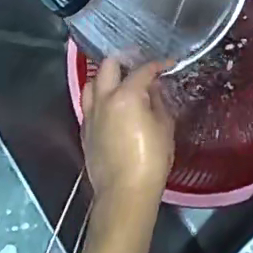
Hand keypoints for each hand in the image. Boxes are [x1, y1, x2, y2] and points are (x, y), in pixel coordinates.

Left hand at [81, 58, 174, 209]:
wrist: (125, 193)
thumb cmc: (151, 160)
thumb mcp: (164, 127)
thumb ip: (158, 102)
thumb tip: (153, 90)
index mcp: (126, 95)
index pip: (142, 70)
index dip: (157, 64)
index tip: (167, 64)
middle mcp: (104, 99)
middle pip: (109, 66)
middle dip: (124, 60)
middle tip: (138, 64)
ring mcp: (90, 114)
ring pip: (92, 83)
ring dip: (106, 77)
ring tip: (119, 81)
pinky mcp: (85, 129)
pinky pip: (88, 104)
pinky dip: (98, 98)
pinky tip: (109, 105)